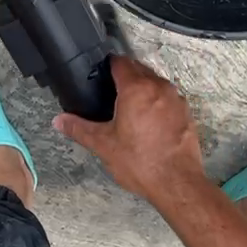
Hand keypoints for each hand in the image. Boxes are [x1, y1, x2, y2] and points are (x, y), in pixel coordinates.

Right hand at [54, 57, 207, 205]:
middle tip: (111, 87)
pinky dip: (157, 101)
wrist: (176, 183)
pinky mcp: (186, 113)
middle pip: (139, 69)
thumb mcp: (103, 145)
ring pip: (156, 82)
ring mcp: (176, 100)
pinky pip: (169, 98)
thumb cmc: (142, 163)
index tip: (102, 70)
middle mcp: (159, 88)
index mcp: (136, 90)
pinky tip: (148, 119)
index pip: (120, 63)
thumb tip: (60, 121)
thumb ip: (79, 129)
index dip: (109, 64)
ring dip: (143, 86)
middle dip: (125, 74)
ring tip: (129, 104)